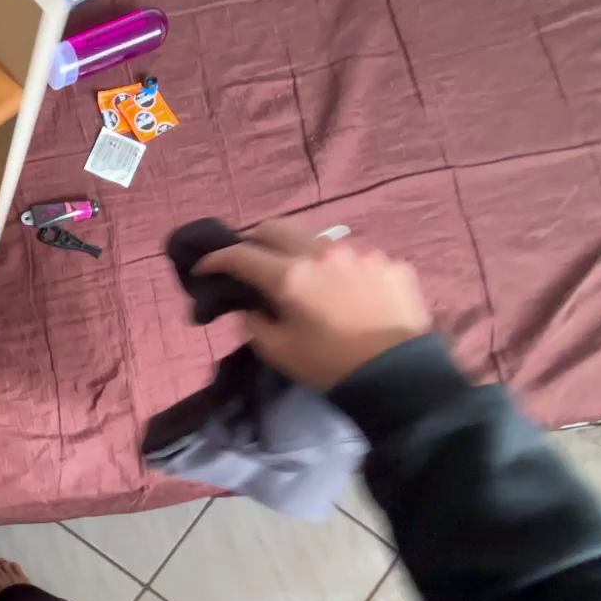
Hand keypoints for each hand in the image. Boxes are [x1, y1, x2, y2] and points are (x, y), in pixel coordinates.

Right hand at [195, 220, 430, 389]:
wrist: (397, 372)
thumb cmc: (328, 363)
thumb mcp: (276, 350)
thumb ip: (254, 322)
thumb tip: (250, 307)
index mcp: (290, 276)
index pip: (241, 255)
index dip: (216, 260)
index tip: (203, 268)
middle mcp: (323, 253)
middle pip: (277, 228)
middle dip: (253, 241)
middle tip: (247, 261)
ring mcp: (360, 253)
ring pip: (316, 237)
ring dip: (296, 251)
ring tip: (297, 274)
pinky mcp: (387, 262)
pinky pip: (352, 256)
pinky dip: (334, 268)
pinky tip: (339, 290)